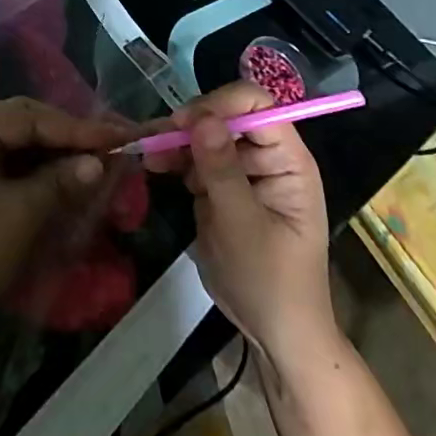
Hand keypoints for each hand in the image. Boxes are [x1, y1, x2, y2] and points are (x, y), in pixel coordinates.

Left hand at [0, 98, 133, 339]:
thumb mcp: (20, 214)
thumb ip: (61, 181)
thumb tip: (100, 162)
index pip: (30, 118)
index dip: (78, 128)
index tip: (122, 136)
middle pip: (26, 125)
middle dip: (70, 137)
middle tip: (115, 145)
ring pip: (22, 147)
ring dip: (59, 156)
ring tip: (101, 161)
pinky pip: (13, 168)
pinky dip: (42, 174)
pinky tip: (71, 180)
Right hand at [144, 82, 336, 355]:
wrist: (273, 331)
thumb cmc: (270, 280)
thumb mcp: (242, 225)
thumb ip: (221, 170)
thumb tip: (203, 118)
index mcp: (288, 161)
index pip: (257, 105)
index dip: (220, 105)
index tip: (184, 125)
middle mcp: (266, 157)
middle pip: (225, 116)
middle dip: (189, 124)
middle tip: (154, 141)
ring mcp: (242, 171)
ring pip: (204, 135)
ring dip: (174, 140)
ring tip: (147, 156)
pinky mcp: (221, 186)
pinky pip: (194, 159)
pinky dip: (173, 158)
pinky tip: (154, 165)